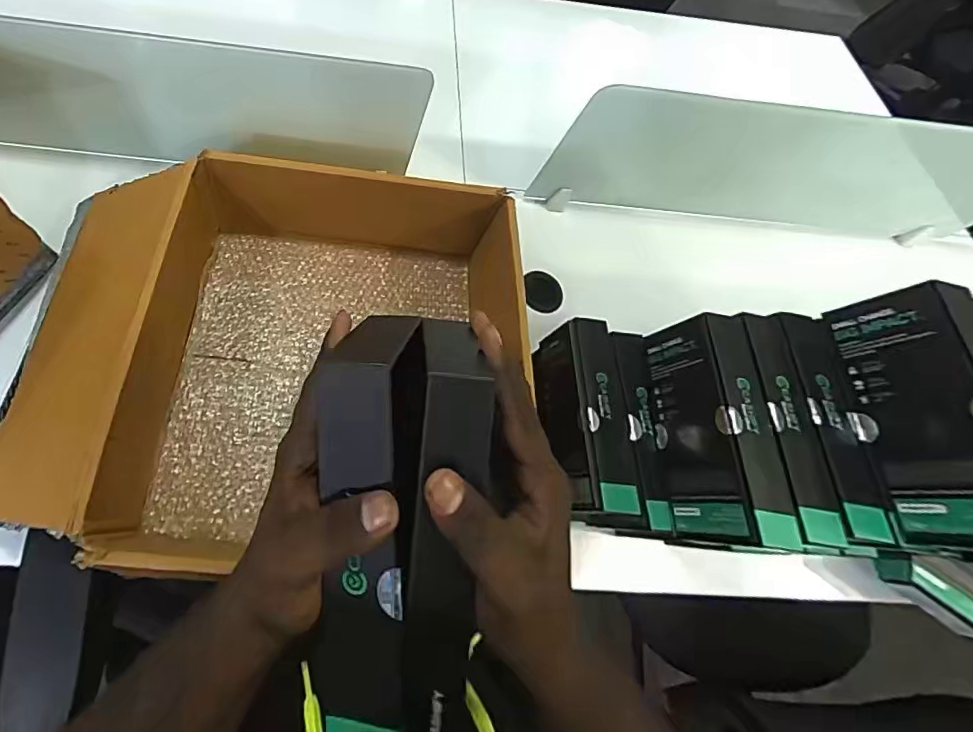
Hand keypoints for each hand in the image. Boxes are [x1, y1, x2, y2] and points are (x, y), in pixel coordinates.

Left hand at [221, 311, 399, 646]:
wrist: (271, 615)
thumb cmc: (276, 575)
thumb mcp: (303, 550)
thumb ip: (338, 529)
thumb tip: (388, 501)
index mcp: (300, 454)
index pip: (316, 395)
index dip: (330, 357)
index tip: (346, 319)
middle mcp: (317, 456)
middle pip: (339, 402)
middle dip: (361, 367)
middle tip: (398, 339)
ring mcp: (333, 479)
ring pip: (357, 430)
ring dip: (378, 402)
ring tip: (415, 376)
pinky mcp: (348, 501)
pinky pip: (373, 462)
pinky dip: (391, 443)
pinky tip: (417, 441)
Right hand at [424, 312, 581, 688]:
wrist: (535, 646)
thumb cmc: (528, 608)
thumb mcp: (503, 569)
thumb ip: (475, 526)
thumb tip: (438, 476)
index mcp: (540, 476)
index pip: (518, 410)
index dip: (500, 366)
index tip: (482, 326)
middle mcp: (528, 469)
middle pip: (507, 405)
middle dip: (487, 363)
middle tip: (458, 328)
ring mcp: (512, 481)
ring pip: (491, 422)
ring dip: (473, 386)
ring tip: (443, 355)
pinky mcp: (493, 493)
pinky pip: (474, 445)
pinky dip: (458, 418)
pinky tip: (432, 409)